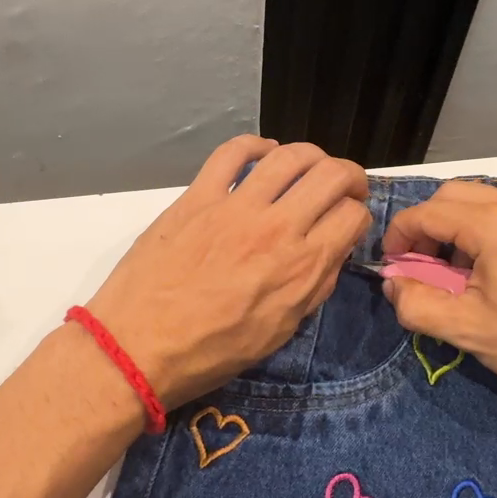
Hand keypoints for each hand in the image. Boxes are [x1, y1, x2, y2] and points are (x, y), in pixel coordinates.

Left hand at [85, 136, 370, 404]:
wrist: (136, 349)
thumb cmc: (212, 351)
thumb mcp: (280, 331)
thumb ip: (314, 285)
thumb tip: (333, 249)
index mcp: (301, 267)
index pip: (352, 216)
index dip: (359, 216)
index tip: (349, 223)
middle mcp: (276, 228)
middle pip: (332, 176)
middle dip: (350, 177)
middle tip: (345, 188)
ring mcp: (235, 207)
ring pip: (291, 156)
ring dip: (312, 156)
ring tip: (311, 167)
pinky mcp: (198, 196)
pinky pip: (233, 152)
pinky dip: (257, 146)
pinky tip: (264, 154)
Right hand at [381, 182, 496, 393]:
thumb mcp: (468, 329)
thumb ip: (417, 304)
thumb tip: (392, 284)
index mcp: (492, 223)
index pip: (426, 212)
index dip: (399, 236)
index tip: (392, 267)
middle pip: (451, 194)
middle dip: (427, 226)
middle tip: (422, 267)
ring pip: (479, 199)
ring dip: (455, 227)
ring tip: (454, 273)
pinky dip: (483, 228)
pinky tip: (488, 269)